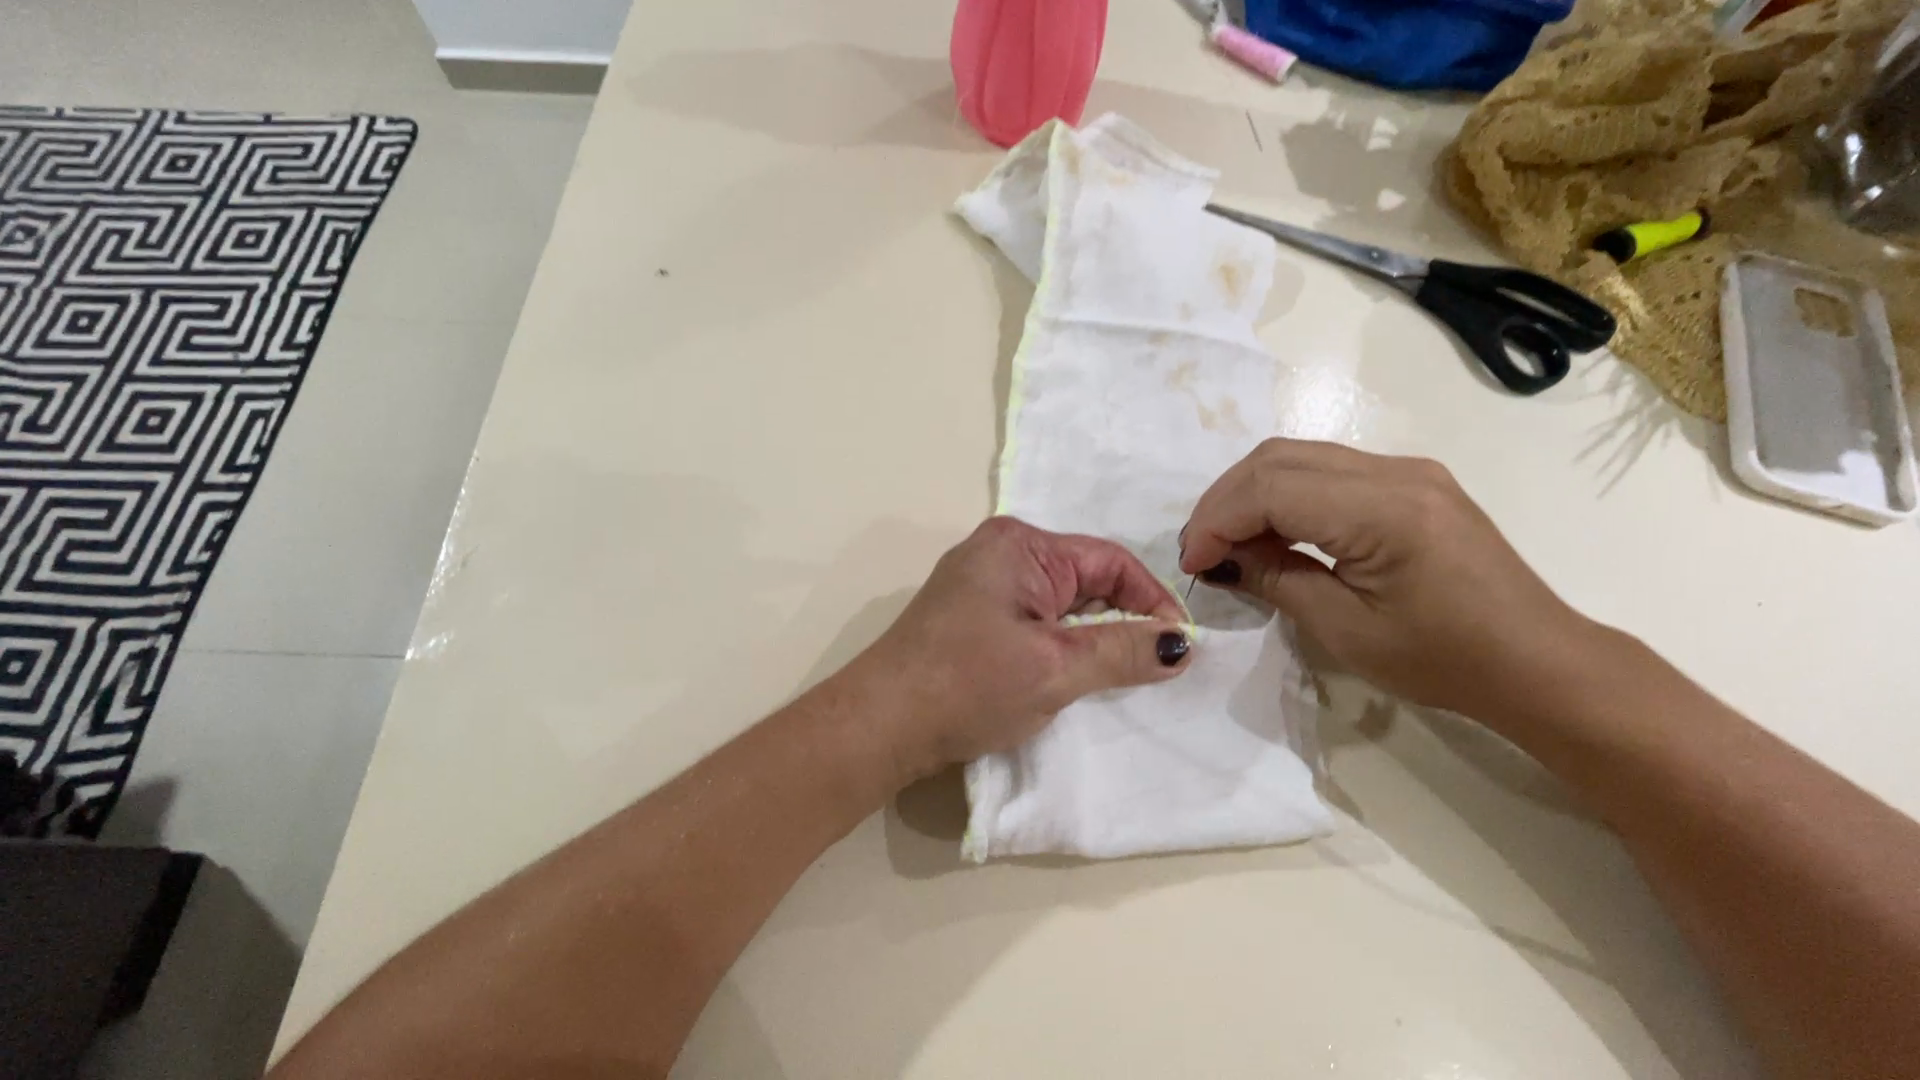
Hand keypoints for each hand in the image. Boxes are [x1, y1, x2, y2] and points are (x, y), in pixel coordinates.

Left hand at [861, 517, 1191, 776]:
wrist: (881, 724)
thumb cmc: (969, 686)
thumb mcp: (1056, 668)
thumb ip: (1123, 651)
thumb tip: (1180, 644)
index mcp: (1020, 545)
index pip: (1110, 560)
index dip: (1151, 600)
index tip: (1178, 646)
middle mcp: (999, 551)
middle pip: (1085, 577)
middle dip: (1122, 618)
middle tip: (1153, 664)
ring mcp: (981, 583)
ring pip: (1060, 602)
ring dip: (1091, 634)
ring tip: (1117, 672)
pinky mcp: (969, 615)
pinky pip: (1034, 618)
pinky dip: (1060, 642)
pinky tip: (1070, 672)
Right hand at [1178, 439, 1591, 718]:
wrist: (1537, 662)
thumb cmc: (1445, 661)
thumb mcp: (1345, 630)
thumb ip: (1277, 579)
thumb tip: (1222, 558)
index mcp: (1385, 510)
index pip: (1271, 488)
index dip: (1217, 521)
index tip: (1192, 565)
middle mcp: (1396, 471)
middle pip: (1278, 458)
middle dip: (1224, 501)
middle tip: (1200, 552)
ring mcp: (1407, 470)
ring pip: (1298, 457)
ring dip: (1250, 494)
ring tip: (1226, 544)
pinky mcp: (1411, 482)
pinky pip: (1327, 471)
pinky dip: (1284, 495)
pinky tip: (1272, 533)